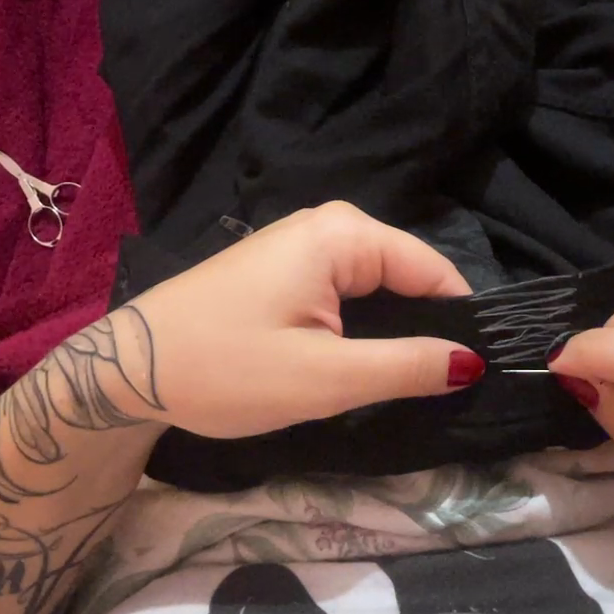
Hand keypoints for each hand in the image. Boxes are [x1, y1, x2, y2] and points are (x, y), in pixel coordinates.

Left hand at [128, 201, 483, 439]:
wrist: (129, 368)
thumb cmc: (227, 368)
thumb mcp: (324, 378)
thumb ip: (406, 366)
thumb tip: (473, 361)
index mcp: (343, 234)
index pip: (433, 269)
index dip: (463, 320)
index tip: (483, 373)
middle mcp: (327, 224)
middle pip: (406, 273)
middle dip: (427, 326)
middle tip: (442, 389)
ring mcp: (301, 243)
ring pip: (376, 285)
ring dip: (393, 329)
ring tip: (407, 381)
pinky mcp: (283, 266)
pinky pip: (345, 290)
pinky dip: (361, 324)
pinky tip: (362, 361)